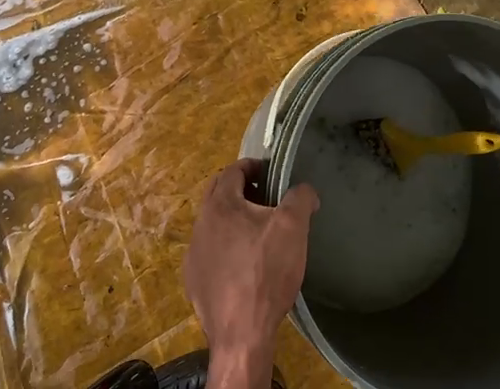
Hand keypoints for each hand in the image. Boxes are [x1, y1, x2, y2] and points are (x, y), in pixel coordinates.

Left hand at [184, 159, 319, 388]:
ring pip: (213, 224)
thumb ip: (301, 198)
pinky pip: (209, 252)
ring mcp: (194, 254)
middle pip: (218, 194)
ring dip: (232, 220)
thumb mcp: (293, 227)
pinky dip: (225, 248)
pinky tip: (243, 264)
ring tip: (257, 232)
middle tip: (265, 197)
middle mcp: (200, 224)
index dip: (252, 166)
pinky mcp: (194, 281)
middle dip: (240, 189)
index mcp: (220, 205)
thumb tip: (305, 191)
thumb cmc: (267, 271)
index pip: (232, 171)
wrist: (242, 333)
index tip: (270, 172)